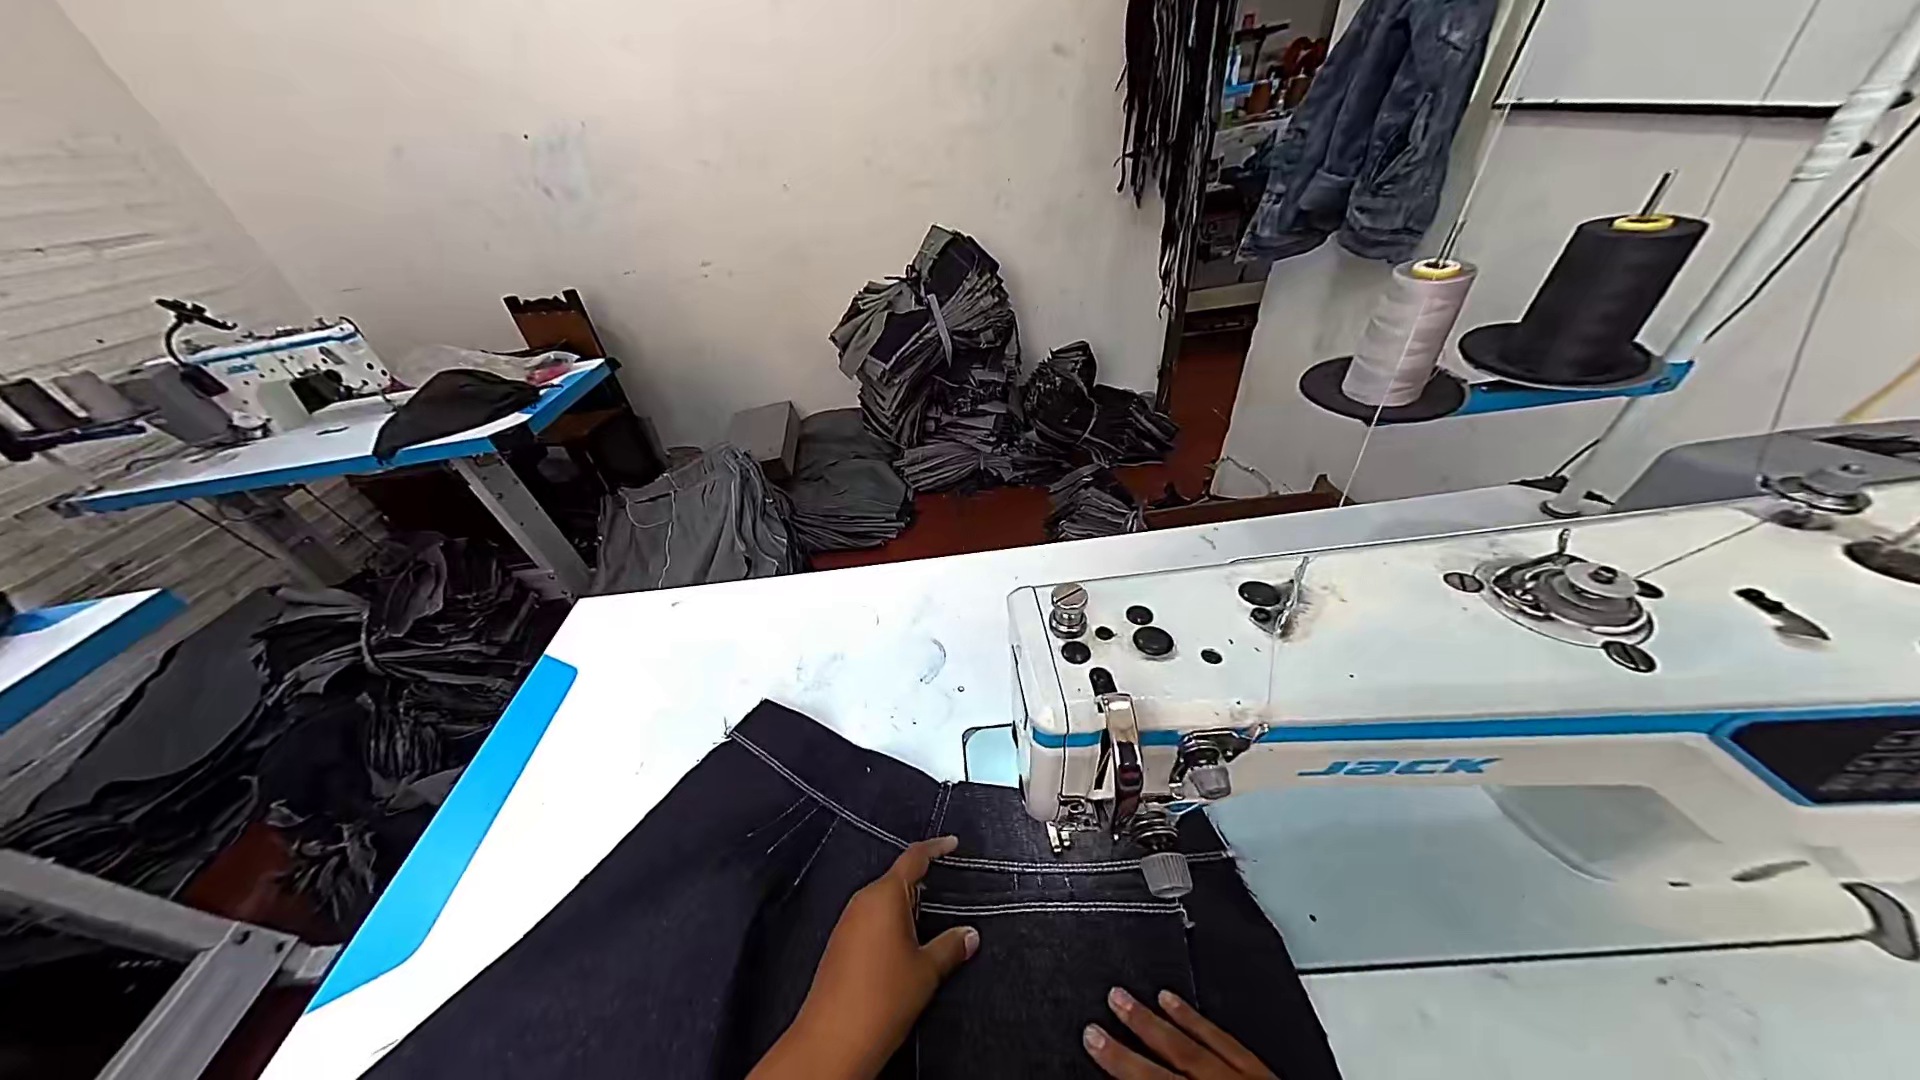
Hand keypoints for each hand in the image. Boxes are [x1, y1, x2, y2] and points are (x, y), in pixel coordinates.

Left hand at [748, 836, 978, 1079]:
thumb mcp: (926, 971)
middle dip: (922, 882)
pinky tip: (904, 943)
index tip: (952, 843)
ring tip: (931, 919)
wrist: (832, 1041)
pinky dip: (891, 922)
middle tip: (948, 889)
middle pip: (897, 879)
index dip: (935, 848)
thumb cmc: (884, 996)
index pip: (914, 857)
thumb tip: (971, 934)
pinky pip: (871, 919)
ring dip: (906, 906)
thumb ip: (950, 946)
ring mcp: (848, 921)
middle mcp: (863, 899)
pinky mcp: (839, 943)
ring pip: (883, 901)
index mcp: (885, 894)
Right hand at [1084, 987, 1279, 1078]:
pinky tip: (1179, 1006)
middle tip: (1104, 1010)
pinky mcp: (1268, 1078)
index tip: (1092, 1041)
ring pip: (1197, 1044)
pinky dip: (1199, 1022)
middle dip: (1133, 1036)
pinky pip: (1227, 1041)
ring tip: (1130, 998)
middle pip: (1173, 1061)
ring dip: (1160, 1020)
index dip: (1120, 1063)